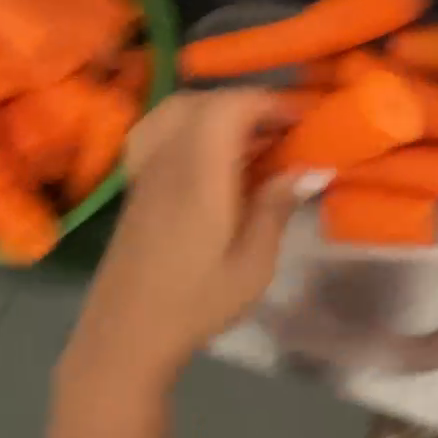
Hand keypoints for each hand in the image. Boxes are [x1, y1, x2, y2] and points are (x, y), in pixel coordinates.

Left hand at [59, 89, 305, 392]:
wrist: (127, 336)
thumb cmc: (198, 303)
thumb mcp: (253, 264)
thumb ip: (276, 207)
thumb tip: (311, 168)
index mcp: (198, 177)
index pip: (228, 108)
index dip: (270, 102)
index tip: (307, 119)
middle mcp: (166, 163)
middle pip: (202, 102)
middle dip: (249, 104)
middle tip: (286, 131)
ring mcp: (145, 173)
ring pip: (177, 113)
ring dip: (220, 112)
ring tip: (255, 140)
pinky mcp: (137, 187)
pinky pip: (160, 132)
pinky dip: (192, 126)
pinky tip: (214, 155)